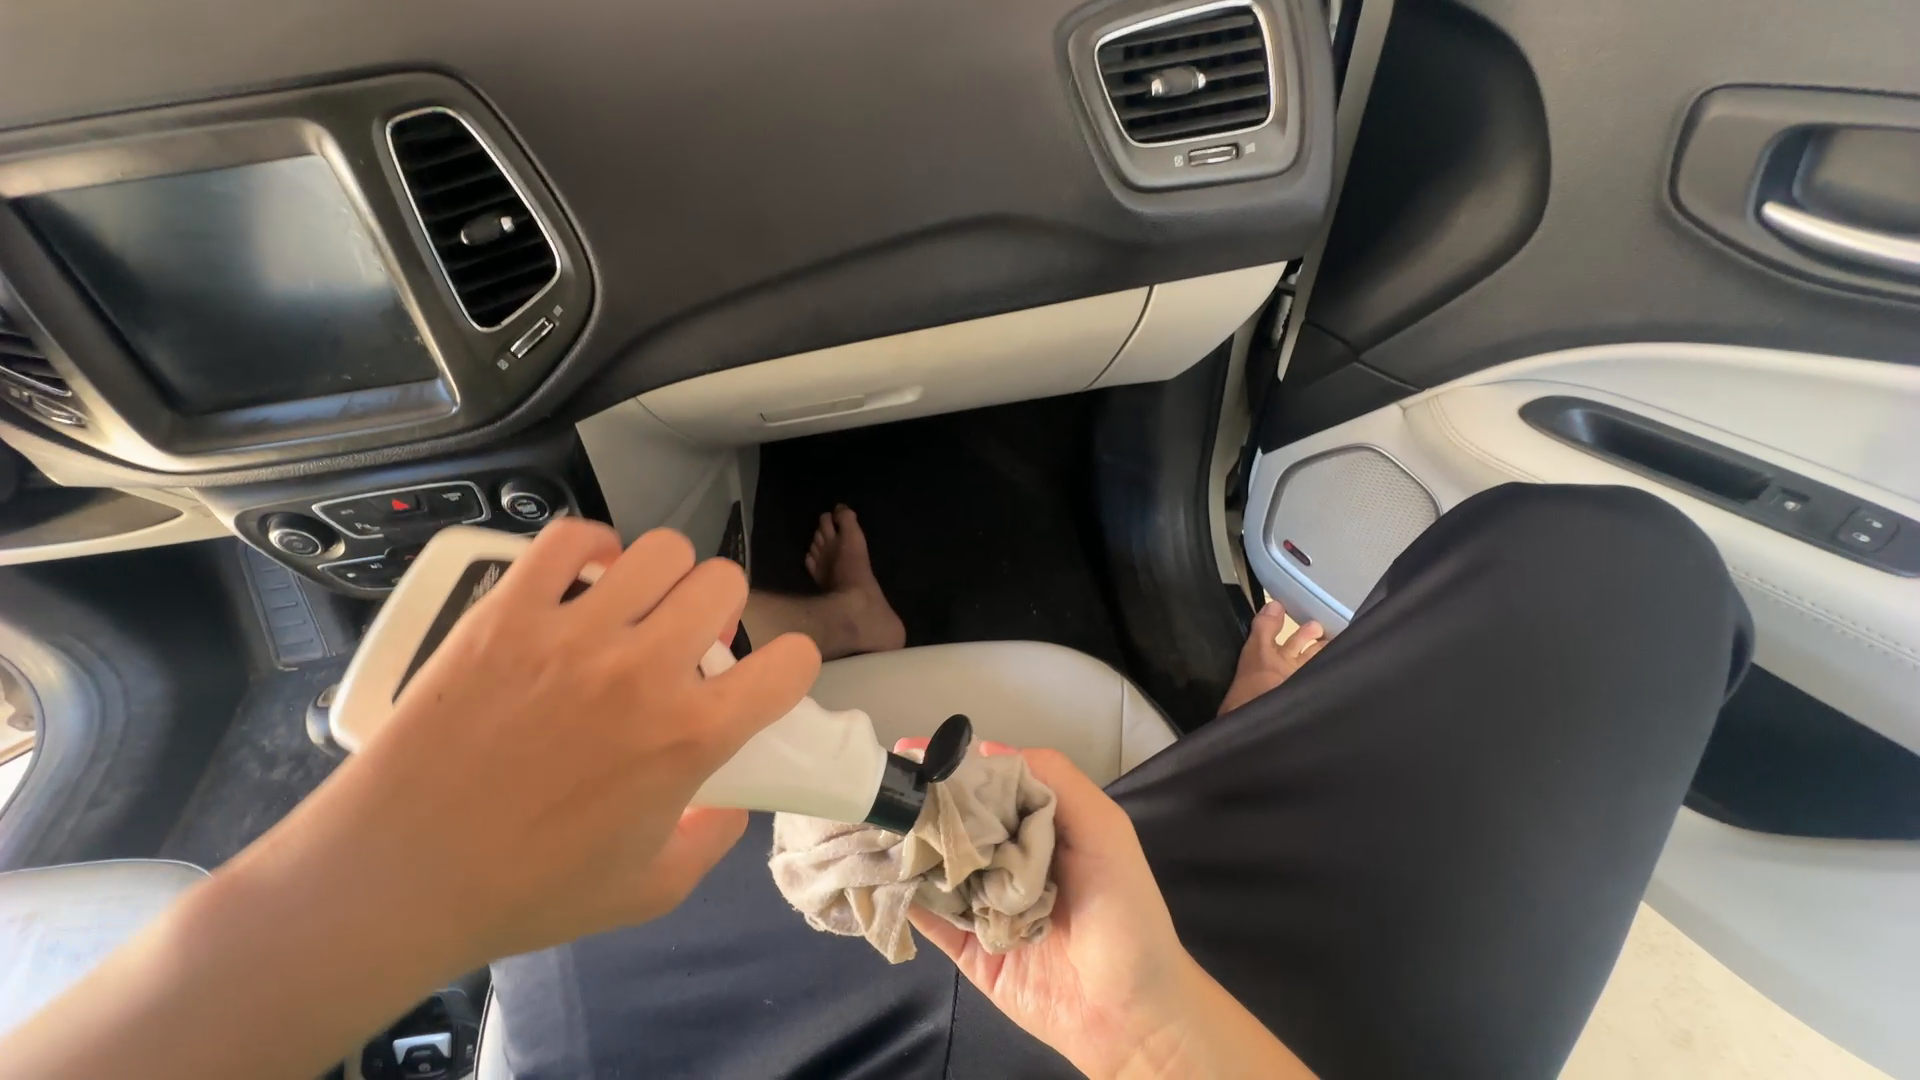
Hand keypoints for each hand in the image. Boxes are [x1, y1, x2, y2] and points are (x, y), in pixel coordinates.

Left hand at [278, 519, 822, 965]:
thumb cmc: (530, 890)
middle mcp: (643, 669)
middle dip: (722, 610)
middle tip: (687, 643)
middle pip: (724, 582)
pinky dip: (592, 548)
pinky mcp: (506, 613)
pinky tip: (586, 580)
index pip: (791, 662)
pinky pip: (569, 540)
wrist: (394, 882)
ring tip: (637, 610)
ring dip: (666, 578)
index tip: (764, 681)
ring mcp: (571, 633)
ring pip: (661, 550)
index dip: (791, 667)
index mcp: (690, 736)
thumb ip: (715, 837)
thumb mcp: (653, 887)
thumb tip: (732, 797)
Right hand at [902, 742, 1313, 1079]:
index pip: (983, 784)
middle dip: (914, 802)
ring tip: (860, 822)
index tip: (908, 750)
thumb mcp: (1104, 829)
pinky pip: (926, 915)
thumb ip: (1056, 779)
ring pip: (931, 864)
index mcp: (1033, 822)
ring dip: (898, 844)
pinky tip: (872, 873)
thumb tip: (986, 748)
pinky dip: (899, 894)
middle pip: (951, 821)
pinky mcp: (965, 945)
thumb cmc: (1124, 910)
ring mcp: (979, 899)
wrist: (1130, 1011)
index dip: (948, 766)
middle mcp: (1002, 855)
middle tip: (872, 788)